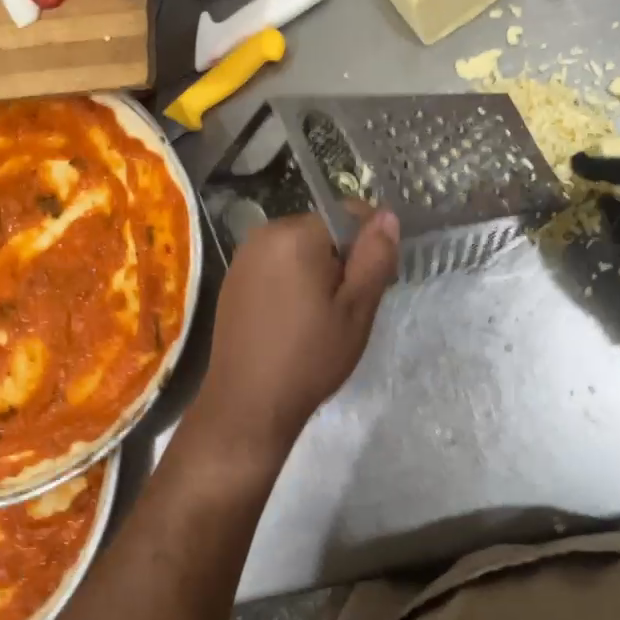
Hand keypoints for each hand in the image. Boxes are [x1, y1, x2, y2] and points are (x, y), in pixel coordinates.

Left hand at [188, 209, 400, 460]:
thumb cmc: (309, 357)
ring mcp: (243, 257)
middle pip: (321, 231)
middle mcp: (264, 234)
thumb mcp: (356, 309)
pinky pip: (275, 266)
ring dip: (316, 273)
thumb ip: (375, 256)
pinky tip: (292, 322)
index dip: (368, 245)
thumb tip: (387, 215)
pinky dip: (291, 283)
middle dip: (340, 259)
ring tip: (319, 318)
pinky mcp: (233, 280)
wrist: (247, 405)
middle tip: (345, 308)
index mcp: (295, 234)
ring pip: (299, 250)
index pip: (348, 214)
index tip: (369, 285)